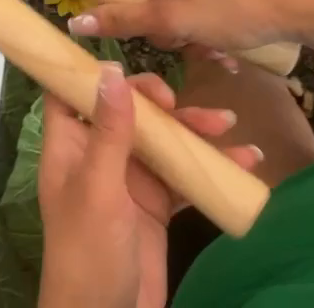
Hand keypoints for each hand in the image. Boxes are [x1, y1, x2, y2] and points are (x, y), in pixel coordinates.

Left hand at [37, 63, 260, 307]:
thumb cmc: (88, 250)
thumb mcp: (99, 187)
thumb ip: (109, 131)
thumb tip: (111, 72)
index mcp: (69, 145)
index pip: (71, 93)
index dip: (93, 75)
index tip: (126, 62)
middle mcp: (96, 157)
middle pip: (125, 114)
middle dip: (157, 104)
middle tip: (182, 101)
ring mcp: (127, 182)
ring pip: (160, 143)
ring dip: (192, 132)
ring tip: (229, 124)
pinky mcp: (155, 208)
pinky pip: (183, 178)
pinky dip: (210, 169)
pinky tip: (245, 160)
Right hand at [68, 0, 304, 51]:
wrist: (293, 6)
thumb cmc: (224, 7)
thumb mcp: (167, 19)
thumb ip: (120, 20)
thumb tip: (73, 22)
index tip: (97, 18)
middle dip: (143, 21)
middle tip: (163, 39)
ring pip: (159, 6)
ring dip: (172, 32)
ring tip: (198, 47)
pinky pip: (183, 10)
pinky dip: (193, 30)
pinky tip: (215, 47)